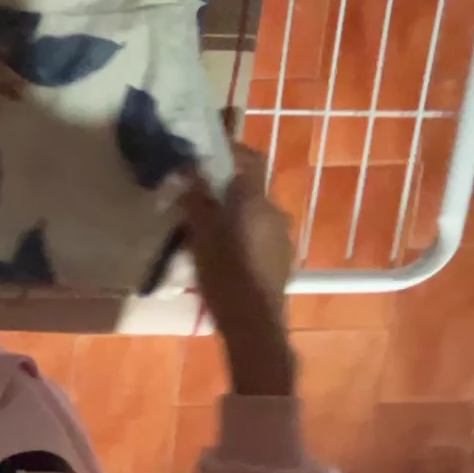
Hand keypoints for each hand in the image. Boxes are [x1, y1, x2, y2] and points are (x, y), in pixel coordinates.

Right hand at [180, 144, 297, 394]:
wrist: (256, 327)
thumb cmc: (224, 278)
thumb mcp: (201, 237)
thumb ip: (197, 200)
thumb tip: (191, 167)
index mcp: (254, 202)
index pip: (249, 159)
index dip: (231, 147)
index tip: (206, 146)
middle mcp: (275, 212)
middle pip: (249, 187)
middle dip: (224, 186)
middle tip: (194, 194)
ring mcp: (282, 237)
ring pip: (253, 212)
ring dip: (231, 212)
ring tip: (203, 228)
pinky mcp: (281, 259)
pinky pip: (258, 234)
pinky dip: (240, 234)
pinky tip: (222, 253)